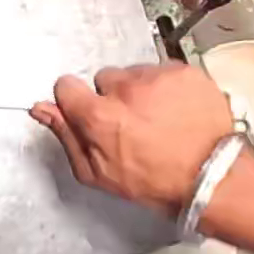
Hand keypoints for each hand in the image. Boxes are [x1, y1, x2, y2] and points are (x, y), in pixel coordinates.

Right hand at [30, 63, 235, 214]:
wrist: (211, 177)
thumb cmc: (154, 182)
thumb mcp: (98, 172)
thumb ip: (66, 135)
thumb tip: (42, 109)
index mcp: (99, 116)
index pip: (66, 86)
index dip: (75, 100)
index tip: (88, 112)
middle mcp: (126, 89)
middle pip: (103, 78)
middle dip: (112, 97)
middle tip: (131, 123)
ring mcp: (157, 77)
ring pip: (134, 73)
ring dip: (140, 91)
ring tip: (157, 119)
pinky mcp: (183, 71)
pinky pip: (162, 71)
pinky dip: (166, 87)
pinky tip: (175, 112)